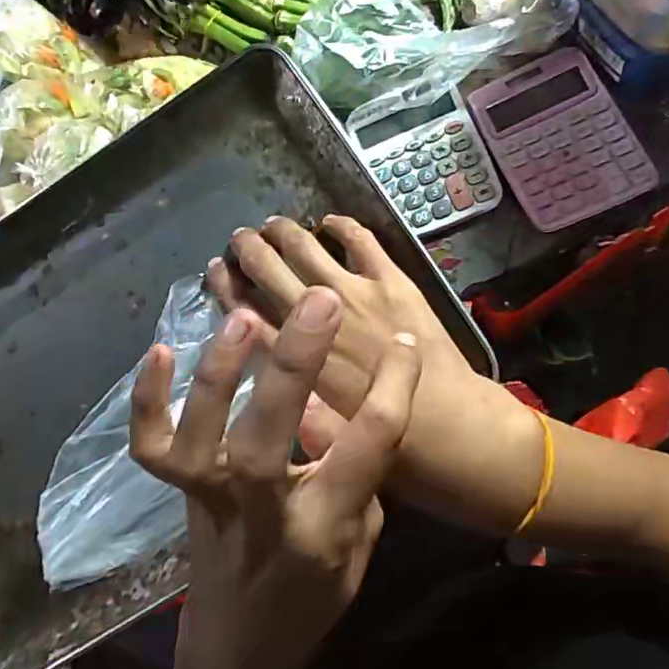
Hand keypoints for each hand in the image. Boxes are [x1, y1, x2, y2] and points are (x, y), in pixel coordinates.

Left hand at [132, 288, 417, 668]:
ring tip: (246, 316)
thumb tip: (332, 398)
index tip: (403, 340)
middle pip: (270, 431)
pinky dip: (147, 403)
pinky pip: (151, 449)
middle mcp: (259, 511)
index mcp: (322, 529)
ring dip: (220, 372)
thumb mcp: (360, 543)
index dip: (392, 386)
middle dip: (298, 360)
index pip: (365, 447)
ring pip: (201, 437)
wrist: (236, 650)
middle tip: (321, 302)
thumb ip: (355, 472)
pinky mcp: (178, 493)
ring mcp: (209, 499)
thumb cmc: (311, 595)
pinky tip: (159, 351)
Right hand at [215, 217, 544, 535]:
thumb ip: (293, 408)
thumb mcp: (324, 440)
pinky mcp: (392, 282)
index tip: (216, 271)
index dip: (226, 288)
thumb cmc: (385, 448)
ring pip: (306, 247)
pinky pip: (360, 241)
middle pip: (268, 271)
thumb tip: (271, 382)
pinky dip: (342, 225)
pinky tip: (329, 220)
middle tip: (238, 239)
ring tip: (271, 223)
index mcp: (295, 362)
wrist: (452, 428)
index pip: (246, 312)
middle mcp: (317, 321)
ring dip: (284, 231)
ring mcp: (355, 295)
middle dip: (247, 250)